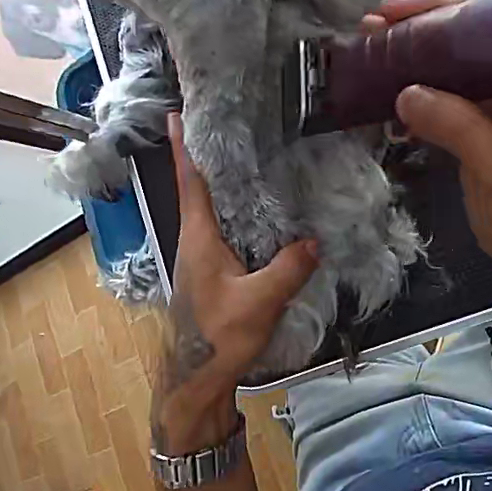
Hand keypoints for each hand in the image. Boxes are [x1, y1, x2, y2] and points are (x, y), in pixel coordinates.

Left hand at [155, 114, 317, 444]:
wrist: (198, 377)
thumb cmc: (217, 337)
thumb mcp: (258, 302)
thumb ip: (287, 270)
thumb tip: (314, 241)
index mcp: (198, 237)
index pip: (189, 182)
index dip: (184, 147)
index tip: (177, 114)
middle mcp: (195, 240)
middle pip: (198, 189)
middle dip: (208, 155)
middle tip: (227, 126)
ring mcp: (201, 257)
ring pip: (211, 210)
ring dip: (222, 183)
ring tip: (247, 158)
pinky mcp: (211, 272)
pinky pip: (223, 230)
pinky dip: (235, 212)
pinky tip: (258, 213)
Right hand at [389, 0, 491, 292]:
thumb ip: (457, 126)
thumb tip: (406, 92)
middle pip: (489, 20)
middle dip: (440, 8)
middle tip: (390, 11)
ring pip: (460, 50)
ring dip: (418, 40)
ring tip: (375, 32)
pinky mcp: (477, 115)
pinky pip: (444, 82)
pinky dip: (415, 74)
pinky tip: (384, 70)